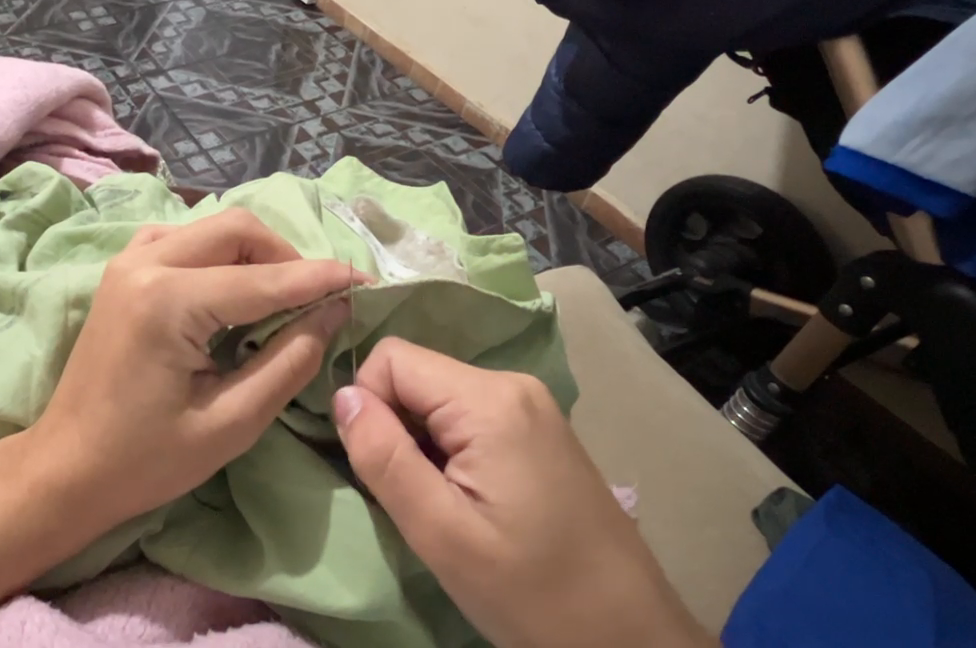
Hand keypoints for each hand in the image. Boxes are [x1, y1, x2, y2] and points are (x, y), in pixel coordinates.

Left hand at [25, 209, 362, 527]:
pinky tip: (232, 288)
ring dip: (254, 252)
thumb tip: (334, 311)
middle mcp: (146, 263)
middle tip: (318, 297)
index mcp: (168, 301)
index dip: (319, 279)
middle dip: (286, 256)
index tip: (365, 281)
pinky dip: (219, 253)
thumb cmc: (146, 459)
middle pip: (236, 229)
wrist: (67, 467)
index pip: (263, 279)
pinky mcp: (124, 269)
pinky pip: (184, 239)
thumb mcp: (231, 423)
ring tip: (282, 295)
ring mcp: (129, 260)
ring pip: (211, 227)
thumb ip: (288, 360)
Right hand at [334, 339, 711, 647]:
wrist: (633, 644)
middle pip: (416, 374)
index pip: (392, 358)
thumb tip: (342, 395)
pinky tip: (469, 501)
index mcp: (489, 399)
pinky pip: (467, 415)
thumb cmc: (533, 595)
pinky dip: (448, 449)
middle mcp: (511, 384)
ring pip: (438, 396)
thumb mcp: (441, 534)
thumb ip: (383, 456)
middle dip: (395, 426)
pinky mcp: (539, 430)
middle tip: (413, 497)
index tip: (381, 469)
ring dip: (420, 442)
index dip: (368, 404)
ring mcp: (531, 405)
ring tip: (442, 506)